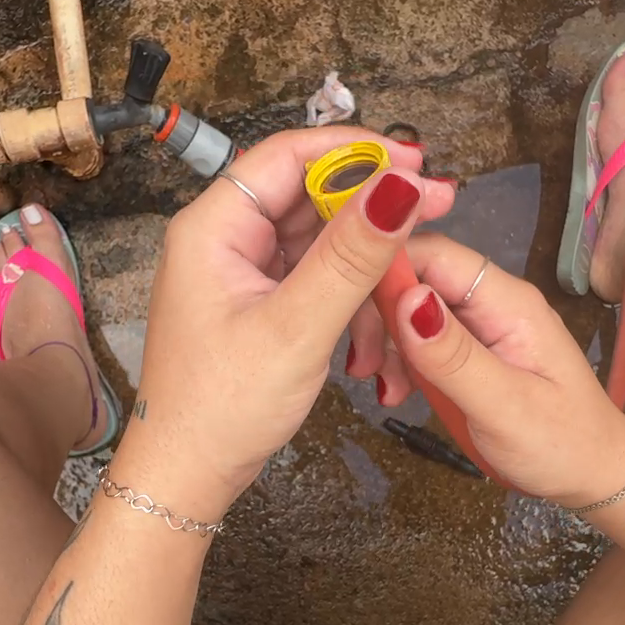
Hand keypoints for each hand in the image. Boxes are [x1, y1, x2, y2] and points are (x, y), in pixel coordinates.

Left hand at [110, 128, 455, 519]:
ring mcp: (241, 273)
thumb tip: (402, 185)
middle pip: (306, 196)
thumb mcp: (296, 328)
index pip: (288, 156)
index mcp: (213, 228)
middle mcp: (224, 240)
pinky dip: (346, 292)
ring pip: (316, 240)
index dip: (356, 150)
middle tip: (434, 209)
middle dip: (369, 207)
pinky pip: (311, 277)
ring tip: (402, 287)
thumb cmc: (224, 407)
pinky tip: (372, 321)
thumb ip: (351, 256)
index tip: (416, 161)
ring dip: (362, 262)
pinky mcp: (257, 304)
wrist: (189, 474)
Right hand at [384, 234, 624, 507]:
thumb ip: (453, 356)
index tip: (350, 317)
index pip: (432, 254)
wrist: (594, 475)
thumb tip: (404, 298)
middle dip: (380, 316)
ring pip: (412, 311)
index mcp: (506, 301)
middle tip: (364, 368)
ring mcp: (480, 326)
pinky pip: (422, 340)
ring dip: (387, 345)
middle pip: (415, 279)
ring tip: (384, 391)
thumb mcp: (504, 406)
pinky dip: (402, 363)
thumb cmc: (559, 443)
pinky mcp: (470, 351)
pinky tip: (397, 393)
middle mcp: (491, 302)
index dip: (384, 272)